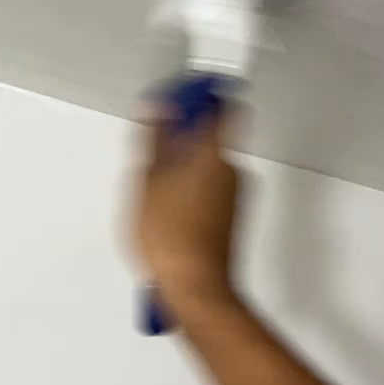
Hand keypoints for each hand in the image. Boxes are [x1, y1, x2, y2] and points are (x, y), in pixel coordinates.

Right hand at [132, 102, 243, 312]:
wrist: (196, 289)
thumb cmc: (172, 239)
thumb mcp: (147, 180)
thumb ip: (154, 138)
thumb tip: (160, 106)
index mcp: (215, 154)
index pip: (220, 105)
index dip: (199, 96)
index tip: (178, 98)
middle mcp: (233, 171)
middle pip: (210, 137)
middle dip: (180, 141)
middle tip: (152, 156)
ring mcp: (235, 197)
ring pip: (206, 166)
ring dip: (180, 171)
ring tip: (153, 195)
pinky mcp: (230, 218)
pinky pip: (208, 191)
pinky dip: (187, 193)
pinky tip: (165, 215)